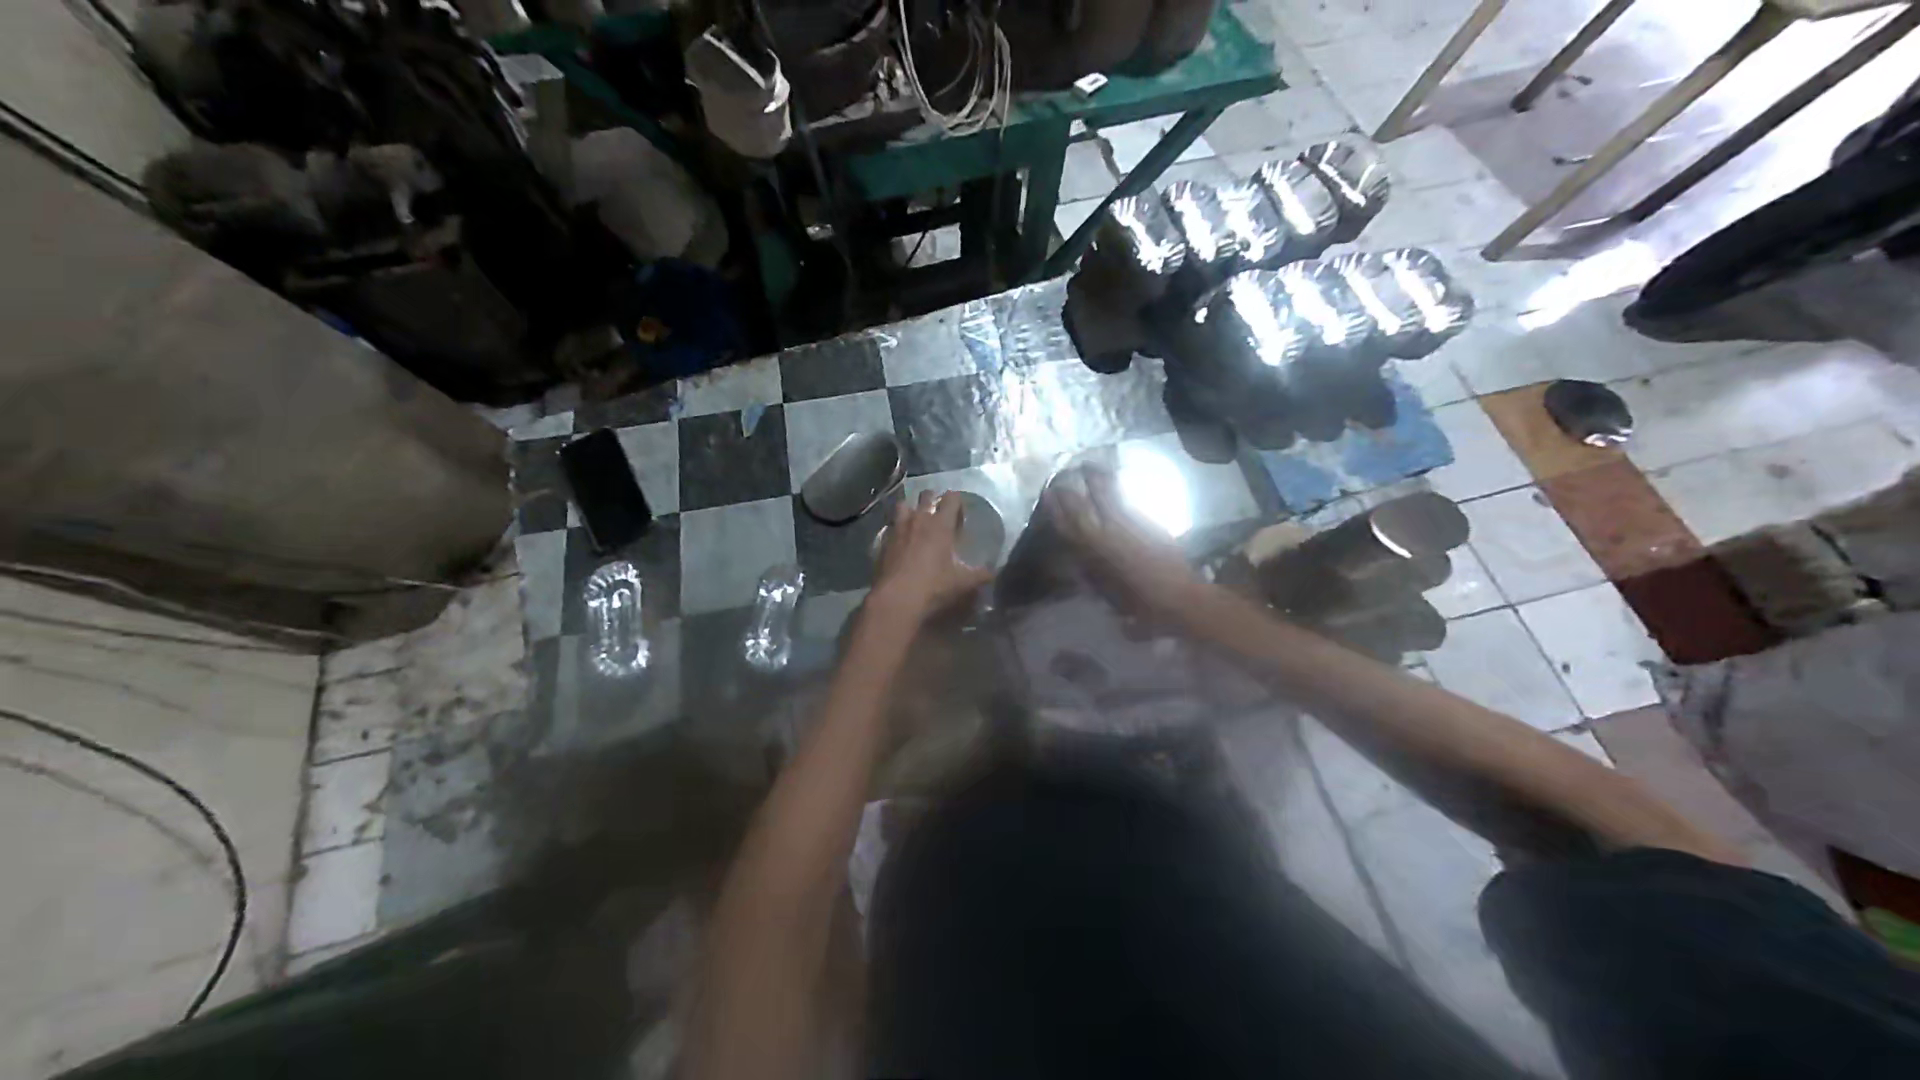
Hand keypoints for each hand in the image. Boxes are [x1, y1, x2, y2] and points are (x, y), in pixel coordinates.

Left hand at [871, 492, 994, 621]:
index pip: (951, 499)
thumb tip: (992, 573)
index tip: (959, 508)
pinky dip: (896, 528)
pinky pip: (891, 526)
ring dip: (911, 508)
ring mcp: (898, 528)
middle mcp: (918, 520)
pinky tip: (900, 539)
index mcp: (941, 525)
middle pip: (926, 495)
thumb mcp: (962, 584)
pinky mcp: (883, 541)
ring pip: (903, 505)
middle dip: (932, 498)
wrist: (895, 599)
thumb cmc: (933, 587)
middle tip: (938, 511)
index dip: (956, 500)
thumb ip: (980, 576)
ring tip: (916, 519)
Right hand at [1042, 465, 1211, 621]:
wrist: (1180, 598)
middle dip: (1072, 489)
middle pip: (1084, 504)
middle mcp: (1108, 532)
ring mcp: (1129, 523)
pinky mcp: (1148, 520)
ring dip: (1097, 479)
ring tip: (1090, 467)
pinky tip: (1115, 483)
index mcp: (1094, 552)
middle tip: (1064, 475)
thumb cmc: (1142, 606)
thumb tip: (1083, 564)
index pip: (1068, 525)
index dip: (1056, 508)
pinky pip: (1127, 500)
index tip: (1048, 492)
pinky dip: (1118, 489)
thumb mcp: (1109, 596)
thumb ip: (1094, 576)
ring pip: (1108, 494)